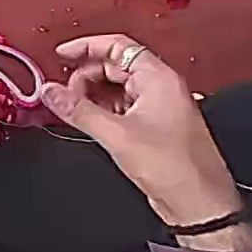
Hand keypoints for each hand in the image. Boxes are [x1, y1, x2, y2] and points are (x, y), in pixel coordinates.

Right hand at [40, 35, 246, 239]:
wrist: (198, 205)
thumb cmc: (176, 169)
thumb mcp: (117, 135)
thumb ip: (78, 110)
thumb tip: (52, 92)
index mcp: (158, 78)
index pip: (117, 46)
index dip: (86, 46)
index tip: (63, 54)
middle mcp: (160, 87)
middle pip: (114, 65)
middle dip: (85, 75)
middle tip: (64, 91)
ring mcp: (157, 106)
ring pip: (116, 86)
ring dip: (92, 93)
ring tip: (73, 107)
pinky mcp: (152, 125)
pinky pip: (121, 105)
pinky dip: (102, 108)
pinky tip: (88, 120)